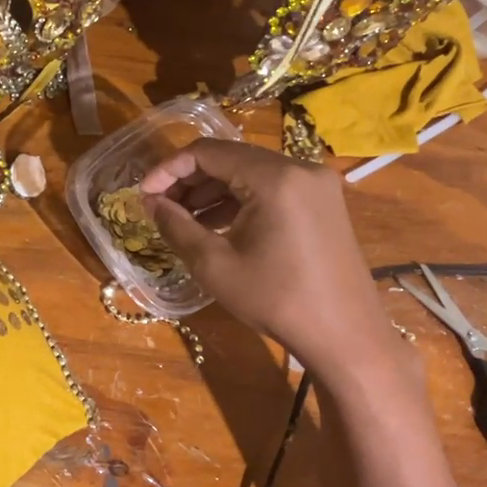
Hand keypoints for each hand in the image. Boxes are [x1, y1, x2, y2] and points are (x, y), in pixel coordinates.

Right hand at [138, 139, 401, 368]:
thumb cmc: (275, 298)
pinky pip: (269, 188)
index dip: (167, 170)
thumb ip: (175, 225)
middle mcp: (299, 169)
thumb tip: (151, 203)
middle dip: (187, 180)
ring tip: (180, 219)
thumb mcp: (213, 263)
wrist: (345, 335)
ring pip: (248, 172)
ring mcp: (315, 185)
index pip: (207, 152)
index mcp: (274, 177)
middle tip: (157, 207)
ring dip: (210, 191)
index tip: (142, 195)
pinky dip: (236, 200)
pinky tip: (213, 226)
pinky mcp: (322, 203)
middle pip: (229, 158)